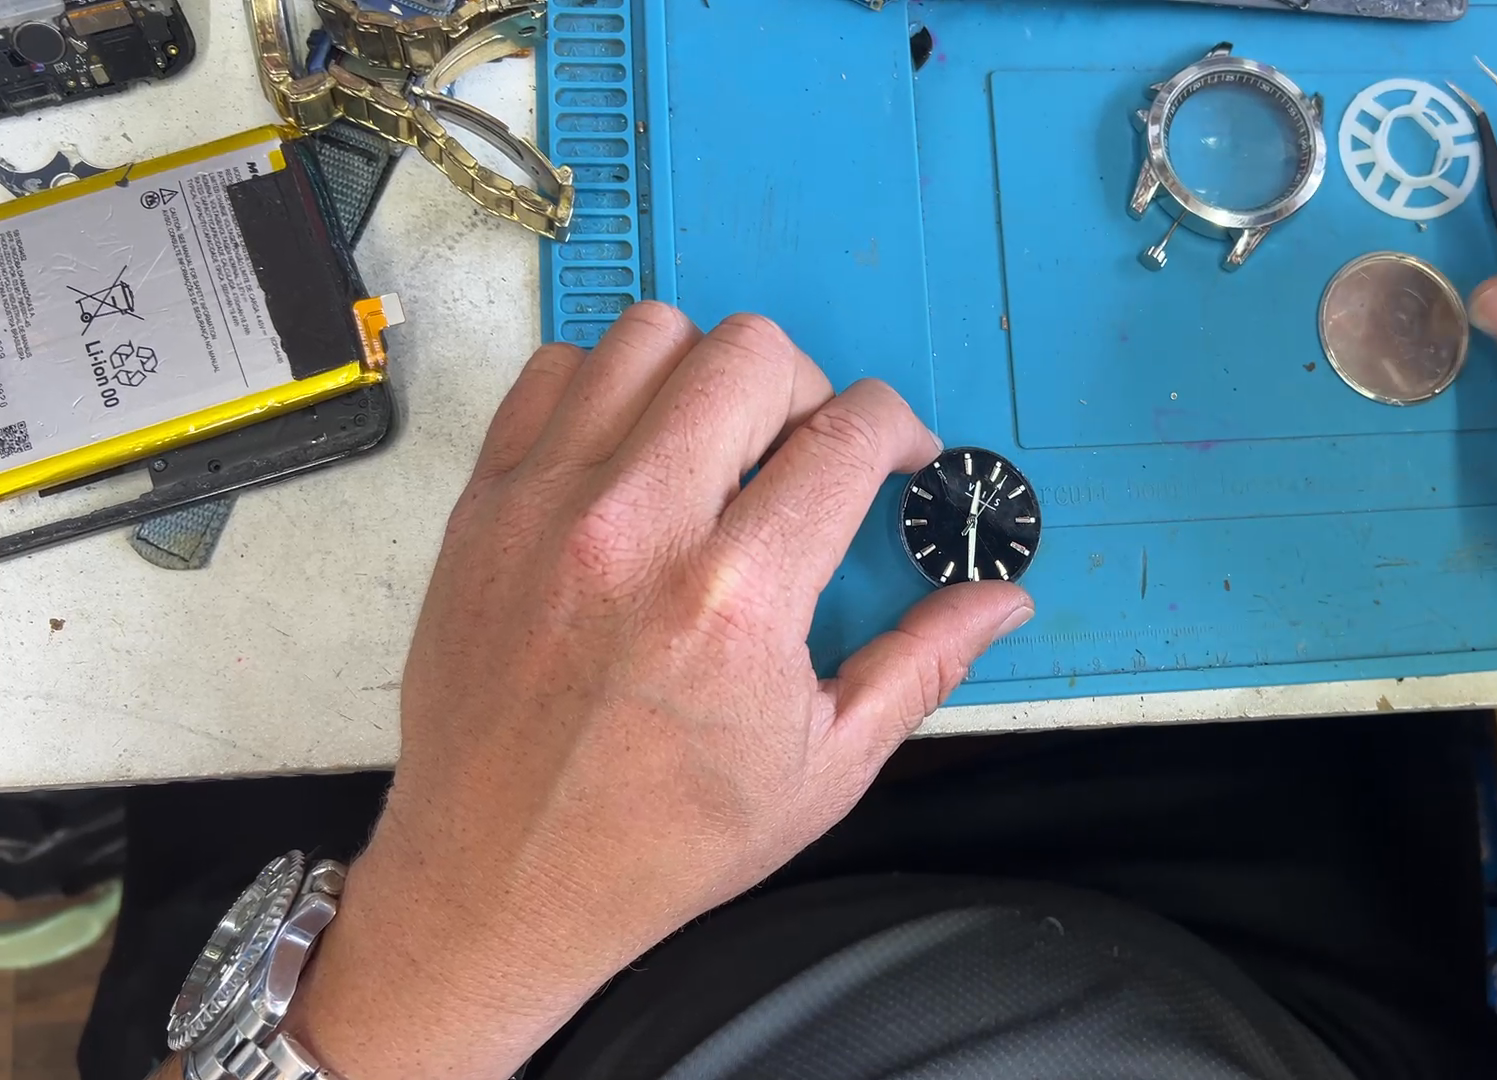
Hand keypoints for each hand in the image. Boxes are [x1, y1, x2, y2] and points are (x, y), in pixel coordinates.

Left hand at [284, 306, 1031, 1079]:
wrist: (496, 884)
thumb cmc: (669, 837)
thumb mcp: (829, 764)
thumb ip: (927, 661)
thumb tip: (1002, 600)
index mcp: (739, 598)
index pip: (847, 435)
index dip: (898, 429)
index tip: (900, 458)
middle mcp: (638, 527)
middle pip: (754, 354)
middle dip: (814, 390)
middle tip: (813, 455)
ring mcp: (547, 503)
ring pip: (656, 336)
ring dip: (716, 376)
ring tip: (728, 448)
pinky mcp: (486, 503)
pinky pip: (561, 369)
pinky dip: (619, 386)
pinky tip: (643, 453)